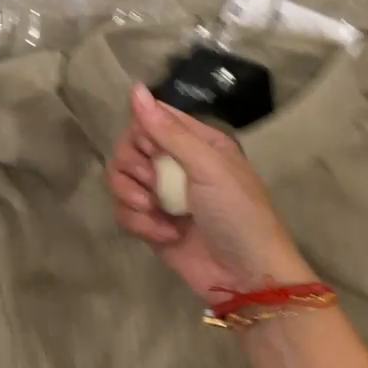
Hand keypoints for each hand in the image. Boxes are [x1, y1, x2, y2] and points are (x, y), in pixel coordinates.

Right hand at [108, 85, 315, 294]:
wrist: (249, 279)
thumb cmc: (238, 213)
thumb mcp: (208, 167)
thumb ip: (168, 130)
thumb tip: (135, 88)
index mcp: (195, 143)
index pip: (150, 118)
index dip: (141, 131)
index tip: (150, 149)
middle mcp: (174, 165)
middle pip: (127, 148)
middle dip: (133, 166)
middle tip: (151, 183)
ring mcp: (160, 196)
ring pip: (119, 179)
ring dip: (132, 196)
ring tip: (156, 212)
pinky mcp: (150, 225)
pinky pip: (123, 212)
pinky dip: (139, 223)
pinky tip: (165, 235)